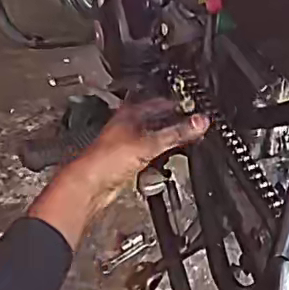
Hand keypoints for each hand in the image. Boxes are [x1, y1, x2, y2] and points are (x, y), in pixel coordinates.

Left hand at [26, 98, 207, 246]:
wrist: (88, 187)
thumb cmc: (105, 160)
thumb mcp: (148, 144)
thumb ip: (176, 134)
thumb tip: (200, 123)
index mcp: (128, 114)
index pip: (156, 102)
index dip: (173, 103)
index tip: (190, 106)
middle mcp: (126, 128)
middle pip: (154, 121)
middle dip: (171, 122)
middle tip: (190, 123)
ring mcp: (125, 147)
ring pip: (151, 139)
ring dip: (165, 141)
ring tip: (182, 141)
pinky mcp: (126, 164)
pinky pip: (148, 157)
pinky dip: (159, 158)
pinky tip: (164, 162)